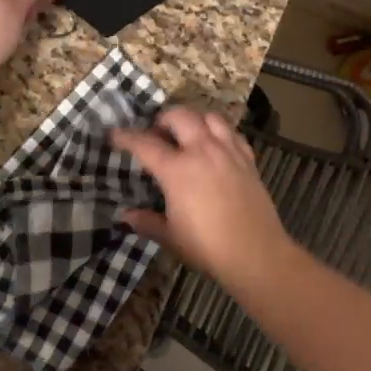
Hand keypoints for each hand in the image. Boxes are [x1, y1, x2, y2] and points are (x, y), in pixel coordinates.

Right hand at [112, 109, 290, 286]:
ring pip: (209, 117)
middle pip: (180, 116)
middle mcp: (202, 150)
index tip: (114, 135)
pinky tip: (215, 146)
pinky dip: (219, 132)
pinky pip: (232, 133)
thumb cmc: (207, 247)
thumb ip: (146, 221)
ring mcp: (228, 151)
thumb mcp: (171, 236)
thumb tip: (125, 216)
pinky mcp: (248, 159)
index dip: (126, 137)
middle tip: (156, 134)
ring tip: (187, 134)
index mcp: (177, 169)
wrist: (256, 254)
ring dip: (194, 119)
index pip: (145, 144)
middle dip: (163, 119)